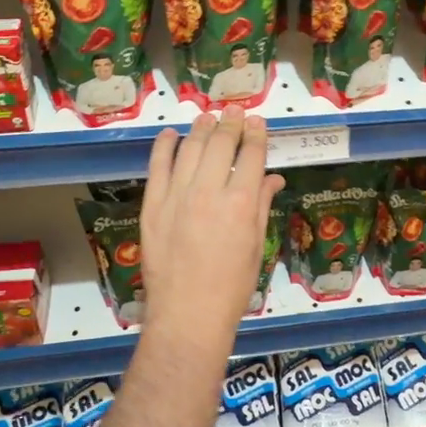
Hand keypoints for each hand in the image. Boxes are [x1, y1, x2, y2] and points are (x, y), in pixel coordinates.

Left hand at [139, 107, 284, 345]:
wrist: (187, 315)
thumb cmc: (232, 286)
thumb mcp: (256, 245)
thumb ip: (262, 205)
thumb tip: (272, 177)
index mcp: (241, 203)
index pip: (251, 154)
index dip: (255, 133)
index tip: (256, 121)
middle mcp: (209, 192)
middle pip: (220, 144)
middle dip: (230, 123)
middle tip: (234, 111)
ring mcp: (177, 197)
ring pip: (190, 149)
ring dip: (201, 129)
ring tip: (207, 117)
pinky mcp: (153, 206)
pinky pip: (157, 167)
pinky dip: (164, 147)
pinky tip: (171, 135)